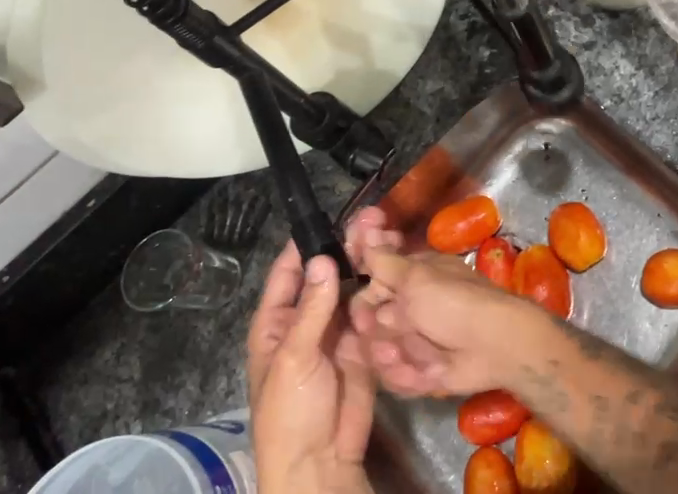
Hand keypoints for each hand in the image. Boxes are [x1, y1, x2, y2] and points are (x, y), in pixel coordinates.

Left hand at [246, 237, 373, 493]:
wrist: (321, 461)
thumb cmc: (290, 412)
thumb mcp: (295, 358)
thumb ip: (312, 309)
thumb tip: (323, 259)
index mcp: (277, 323)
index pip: (288, 273)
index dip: (307, 244)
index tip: (333, 216)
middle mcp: (307, 322)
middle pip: (325, 278)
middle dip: (346, 253)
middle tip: (374, 224)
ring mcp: (336, 333)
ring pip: (352, 293)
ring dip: (367, 272)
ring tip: (390, 243)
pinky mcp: (363, 346)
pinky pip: (371, 314)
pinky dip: (382, 298)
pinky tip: (400, 276)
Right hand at [348, 231, 549, 397]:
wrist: (493, 345)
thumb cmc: (454, 303)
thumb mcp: (417, 277)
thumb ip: (385, 261)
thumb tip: (367, 233)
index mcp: (413, 278)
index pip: (373, 288)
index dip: (363, 302)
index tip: (361, 313)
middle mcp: (412, 307)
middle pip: (372, 324)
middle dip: (375, 335)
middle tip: (386, 339)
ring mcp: (416, 339)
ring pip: (382, 353)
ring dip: (391, 358)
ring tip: (405, 358)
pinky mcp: (423, 370)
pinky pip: (399, 377)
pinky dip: (408, 377)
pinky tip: (424, 374)